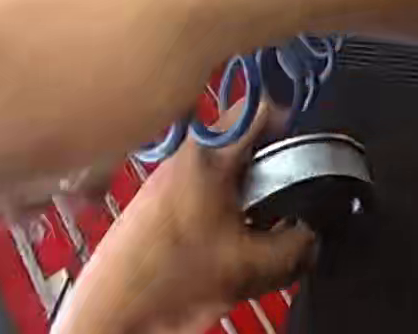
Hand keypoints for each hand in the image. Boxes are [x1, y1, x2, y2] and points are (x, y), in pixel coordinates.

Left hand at [56, 102, 314, 333]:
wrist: (104, 322)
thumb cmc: (169, 284)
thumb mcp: (246, 270)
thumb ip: (293, 246)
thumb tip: (313, 233)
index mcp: (210, 150)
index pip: (263, 105)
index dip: (292, 120)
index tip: (306, 145)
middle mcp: (187, 149)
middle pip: (245, 132)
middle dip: (271, 157)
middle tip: (287, 186)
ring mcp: (168, 171)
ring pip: (225, 157)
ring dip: (247, 179)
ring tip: (258, 213)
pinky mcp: (156, 196)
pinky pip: (204, 177)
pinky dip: (223, 194)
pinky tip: (225, 230)